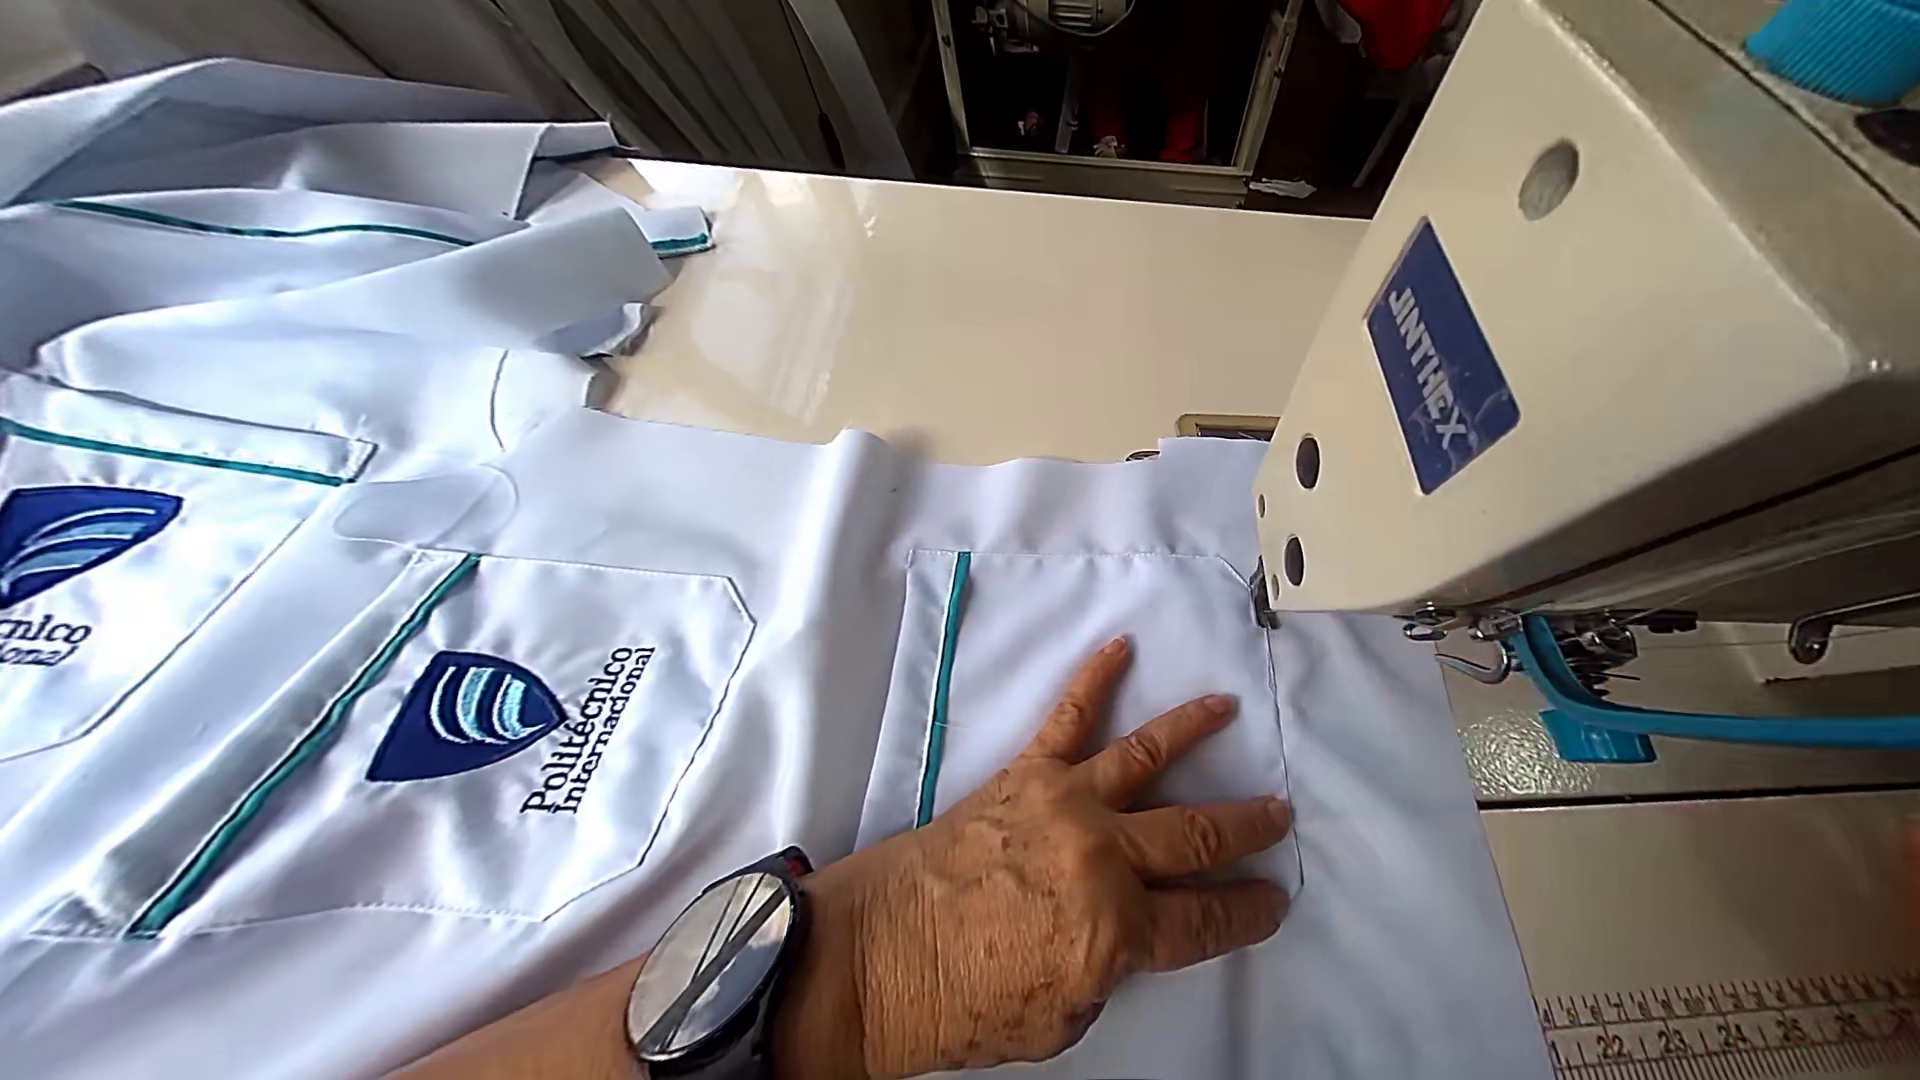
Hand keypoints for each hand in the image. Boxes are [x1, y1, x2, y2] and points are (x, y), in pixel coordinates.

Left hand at [778, 637, 1292, 1078]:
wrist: (883, 947)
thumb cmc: (968, 1000)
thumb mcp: (1064, 1016)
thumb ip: (1110, 965)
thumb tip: (1128, 926)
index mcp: (1117, 931)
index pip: (1205, 920)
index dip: (1246, 911)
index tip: (1273, 898)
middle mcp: (1101, 855)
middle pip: (1192, 835)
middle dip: (1243, 826)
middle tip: (1276, 813)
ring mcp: (1063, 802)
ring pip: (1145, 757)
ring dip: (1192, 728)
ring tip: (1226, 706)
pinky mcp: (1025, 771)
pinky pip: (1067, 715)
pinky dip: (1094, 677)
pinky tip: (1119, 647)